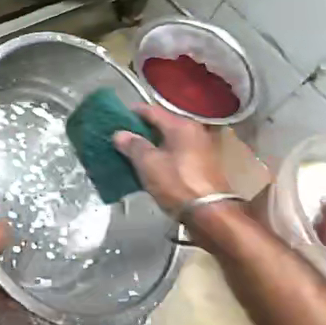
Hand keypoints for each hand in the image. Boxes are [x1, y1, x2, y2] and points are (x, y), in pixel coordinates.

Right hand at [112, 103, 234, 218]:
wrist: (210, 214)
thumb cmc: (177, 183)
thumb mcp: (148, 163)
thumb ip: (133, 145)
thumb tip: (120, 134)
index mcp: (181, 125)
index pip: (151, 110)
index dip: (132, 112)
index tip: (115, 117)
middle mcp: (194, 132)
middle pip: (161, 125)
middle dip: (140, 130)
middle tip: (120, 137)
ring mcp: (200, 149)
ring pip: (168, 140)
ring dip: (151, 145)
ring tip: (131, 152)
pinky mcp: (202, 166)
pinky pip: (176, 153)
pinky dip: (162, 156)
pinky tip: (149, 165)